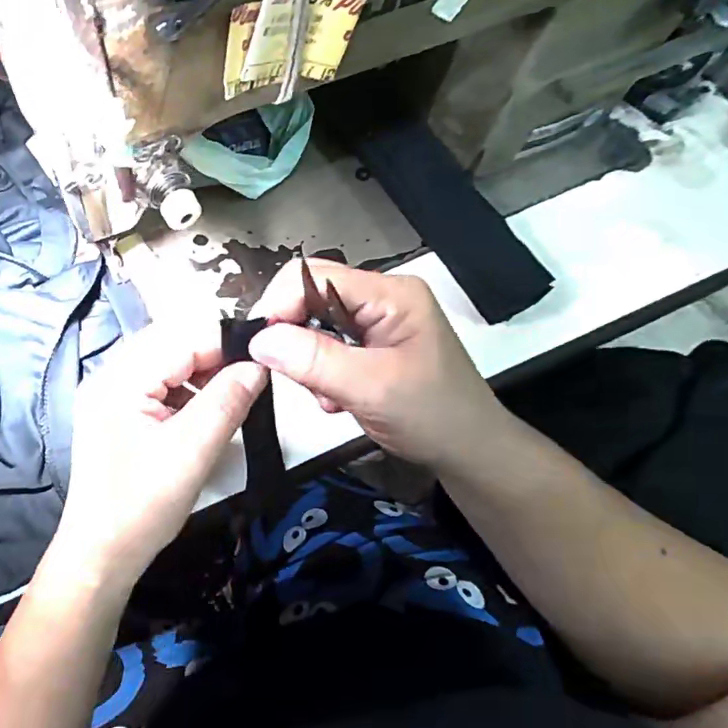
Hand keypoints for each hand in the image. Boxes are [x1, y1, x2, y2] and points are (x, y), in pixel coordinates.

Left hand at [44, 320, 267, 597]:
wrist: (100, 556)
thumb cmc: (142, 507)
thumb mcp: (192, 451)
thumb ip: (227, 401)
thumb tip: (258, 365)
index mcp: (119, 380)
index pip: (180, 338)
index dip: (224, 344)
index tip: (265, 358)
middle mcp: (108, 377)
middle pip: (170, 345)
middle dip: (212, 357)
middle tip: (251, 379)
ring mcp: (109, 397)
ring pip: (165, 365)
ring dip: (200, 375)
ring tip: (231, 398)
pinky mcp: (116, 416)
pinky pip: (157, 388)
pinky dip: (185, 393)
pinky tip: (203, 414)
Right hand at [248, 259, 503, 471]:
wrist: (468, 451)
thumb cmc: (432, 417)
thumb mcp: (370, 388)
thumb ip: (314, 360)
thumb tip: (260, 339)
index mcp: (390, 293)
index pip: (313, 276)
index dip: (280, 305)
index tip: (261, 347)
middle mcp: (381, 298)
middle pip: (310, 297)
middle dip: (294, 337)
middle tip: (296, 376)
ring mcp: (376, 321)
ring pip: (313, 324)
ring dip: (308, 362)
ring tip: (328, 395)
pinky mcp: (369, 345)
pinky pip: (325, 347)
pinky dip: (320, 374)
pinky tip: (337, 399)